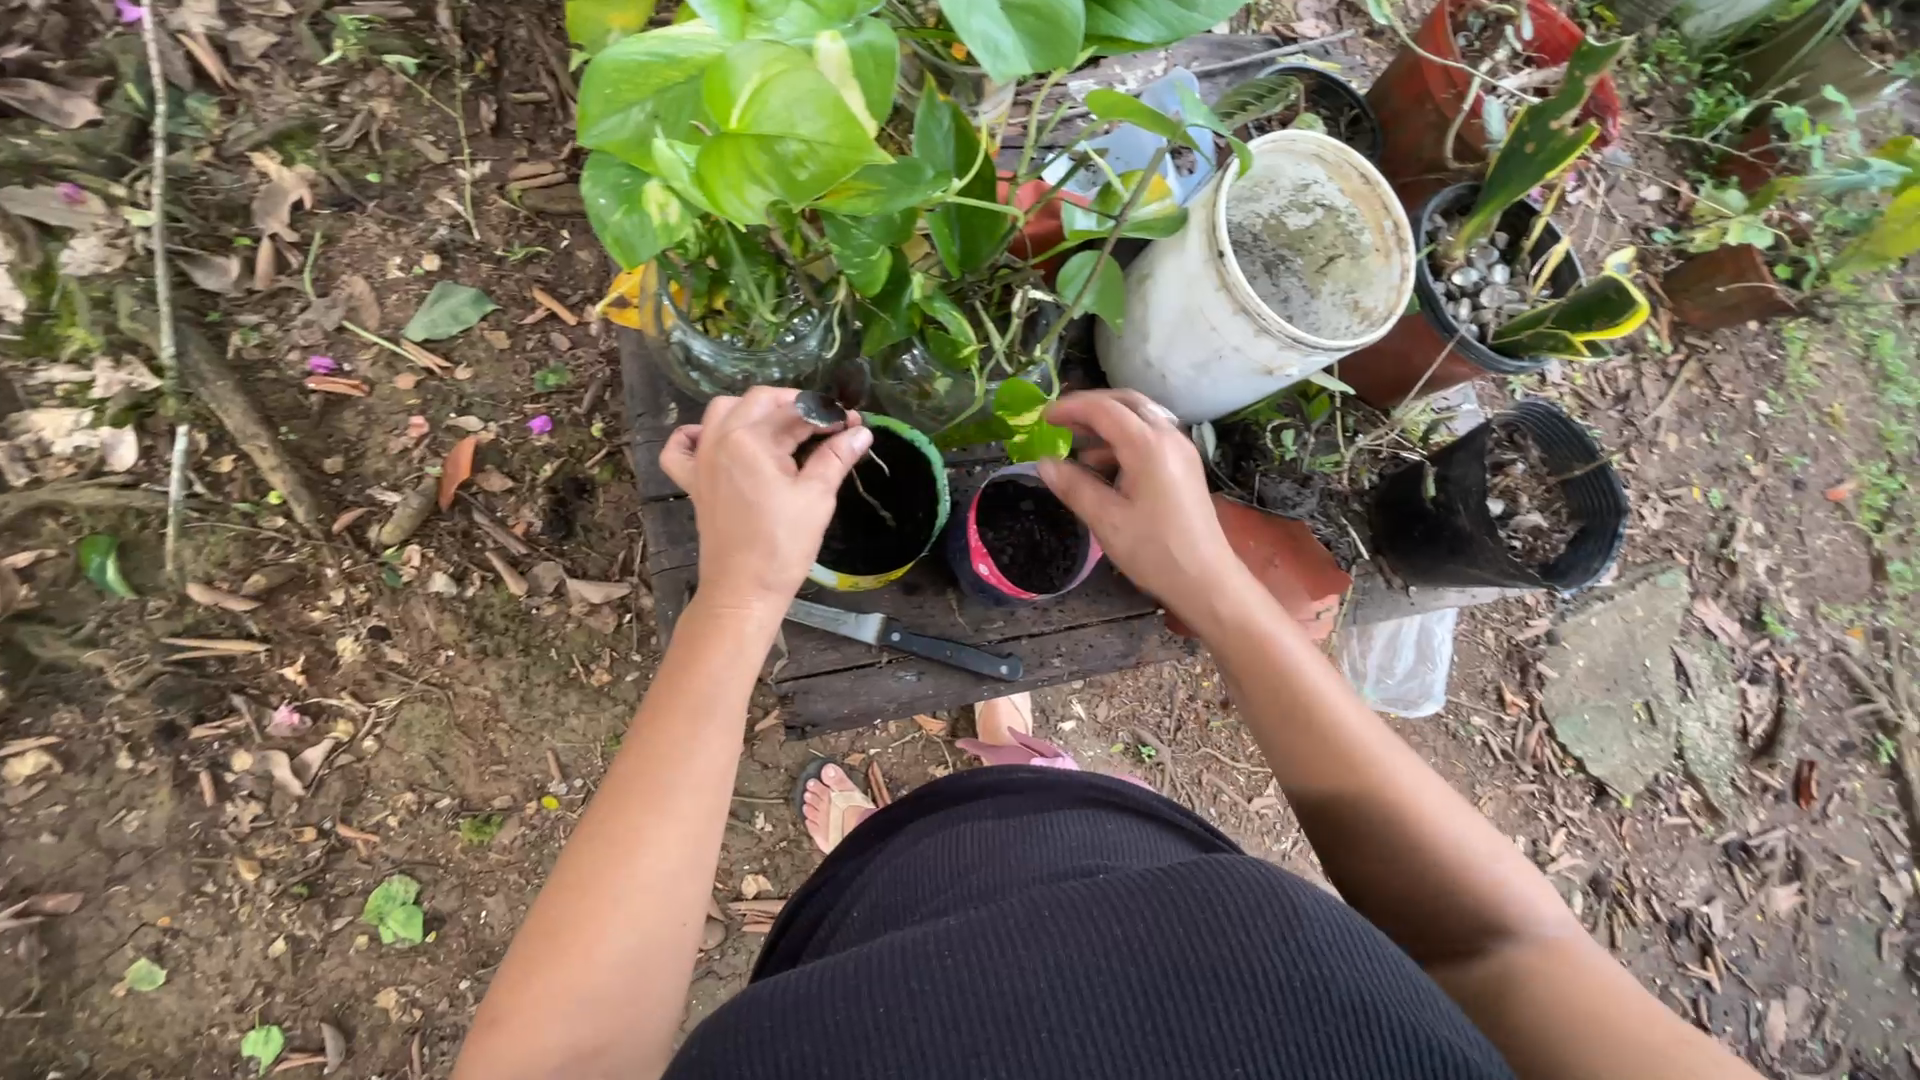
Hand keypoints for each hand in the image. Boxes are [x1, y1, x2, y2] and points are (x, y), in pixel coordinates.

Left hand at [660, 387, 871, 616]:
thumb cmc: (783, 545)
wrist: (743, 590)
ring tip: (782, 427)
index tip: (853, 424)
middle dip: (794, 404)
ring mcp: (701, 459)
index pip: (796, 412)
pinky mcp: (692, 481)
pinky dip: (696, 435)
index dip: (829, 414)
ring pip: (721, 411)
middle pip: (758, 400)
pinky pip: (682, 447)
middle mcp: (720, 439)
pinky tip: (717, 441)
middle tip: (824, 423)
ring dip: (753, 410)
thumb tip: (861, 431)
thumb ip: (836, 457)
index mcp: (752, 439)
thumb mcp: (817, 497)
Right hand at [1035, 390, 1250, 629]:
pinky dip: (1123, 440)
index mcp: (1148, 446)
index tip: (1043, 419)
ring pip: (1140, 418)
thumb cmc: (1154, 551)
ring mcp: (1181, 450)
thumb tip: (1043, 463)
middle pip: (1126, 403)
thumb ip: (1073, 486)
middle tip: (1060, 422)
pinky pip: (1151, 436)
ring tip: (1077, 446)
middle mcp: (1169, 437)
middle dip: (1090, 407)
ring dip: (1107, 423)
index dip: (1070, 408)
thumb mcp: (1106, 520)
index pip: (1104, 409)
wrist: (1206, 580)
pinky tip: (1104, 466)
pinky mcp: (1185, 465)